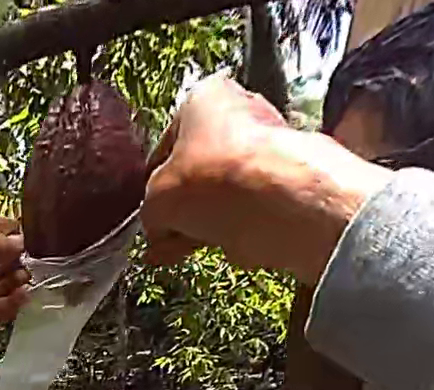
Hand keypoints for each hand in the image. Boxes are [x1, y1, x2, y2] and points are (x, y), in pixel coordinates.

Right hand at [141, 75, 390, 281]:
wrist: (278, 201)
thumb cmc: (214, 181)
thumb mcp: (157, 200)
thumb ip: (149, 213)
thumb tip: (156, 228)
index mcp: (202, 98)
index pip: (164, 150)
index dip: (151, 189)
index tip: (149, 218)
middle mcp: (238, 111)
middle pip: (194, 173)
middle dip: (179, 210)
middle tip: (165, 239)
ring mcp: (265, 147)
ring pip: (219, 194)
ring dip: (200, 223)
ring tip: (184, 248)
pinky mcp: (284, 181)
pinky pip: (245, 209)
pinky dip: (229, 228)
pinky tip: (216, 245)